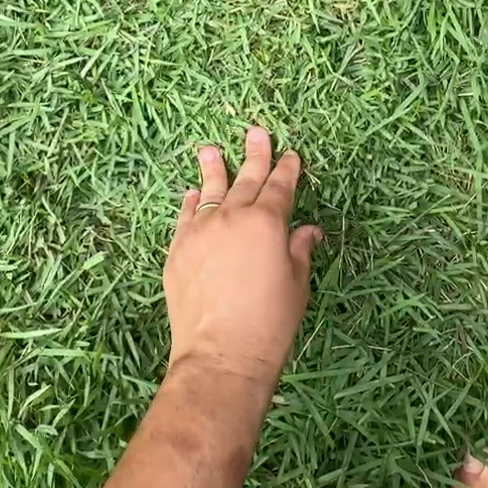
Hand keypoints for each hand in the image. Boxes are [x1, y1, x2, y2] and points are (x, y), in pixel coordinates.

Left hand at [164, 125, 322, 383]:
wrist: (220, 356)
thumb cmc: (270, 323)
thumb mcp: (296, 284)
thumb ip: (299, 250)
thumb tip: (309, 230)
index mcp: (268, 223)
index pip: (280, 187)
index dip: (287, 169)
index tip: (291, 154)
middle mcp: (234, 217)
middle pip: (247, 179)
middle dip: (255, 154)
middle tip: (256, 132)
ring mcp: (202, 231)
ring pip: (210, 190)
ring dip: (213, 168)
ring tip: (210, 149)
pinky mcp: (178, 250)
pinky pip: (185, 217)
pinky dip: (190, 203)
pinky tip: (192, 193)